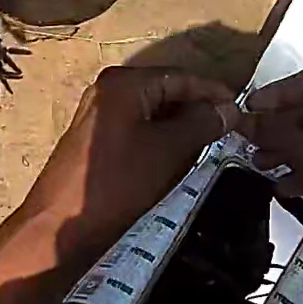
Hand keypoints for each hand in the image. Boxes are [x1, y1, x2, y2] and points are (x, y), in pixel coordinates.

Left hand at [0, 67, 236, 303]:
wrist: (60, 226)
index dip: (214, 93)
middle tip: (230, 132)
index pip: (180, 77)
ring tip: (211, 148)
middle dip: (197, 112)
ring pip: (152, 114)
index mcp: (123, 84)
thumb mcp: (167, 151)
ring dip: (181, 129)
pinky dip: (161, 142)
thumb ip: (201, 123)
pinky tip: (180, 160)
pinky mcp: (96, 141)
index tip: (243, 112)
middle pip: (165, 92)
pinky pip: (137, 131)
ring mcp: (98, 116)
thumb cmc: (115, 184)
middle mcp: (107, 91)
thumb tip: (229, 108)